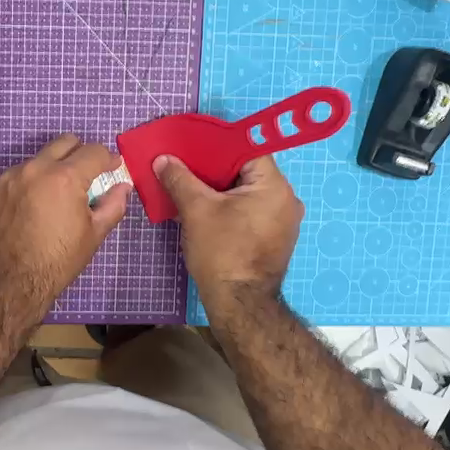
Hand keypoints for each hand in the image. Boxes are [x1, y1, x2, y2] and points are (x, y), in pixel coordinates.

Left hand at [0, 134, 130, 318]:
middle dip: (81, 154)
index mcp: (65, 178)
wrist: (13, 281)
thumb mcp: (94, 234)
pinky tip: (36, 203)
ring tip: (58, 194)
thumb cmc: (59, 260)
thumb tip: (122, 186)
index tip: (112, 169)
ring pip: (41, 157)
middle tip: (87, 175)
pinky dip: (33, 180)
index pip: (94, 151)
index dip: (108, 159)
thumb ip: (113, 204)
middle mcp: (36, 168)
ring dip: (55, 167)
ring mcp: (12, 176)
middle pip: (65, 142)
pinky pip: (20, 172)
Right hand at [152, 154, 303, 306]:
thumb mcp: (196, 210)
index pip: (247, 150)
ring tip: (192, 189)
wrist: (238, 303)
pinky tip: (207, 212)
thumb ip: (180, 179)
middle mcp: (286, 200)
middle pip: (247, 172)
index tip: (192, 148)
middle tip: (186, 168)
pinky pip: (251, 212)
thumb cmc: (221, 251)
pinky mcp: (274, 239)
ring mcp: (283, 222)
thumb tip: (163, 159)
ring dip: (221, 191)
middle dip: (215, 170)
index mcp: (274, 186)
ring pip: (247, 194)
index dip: (217, 146)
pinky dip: (230, 208)